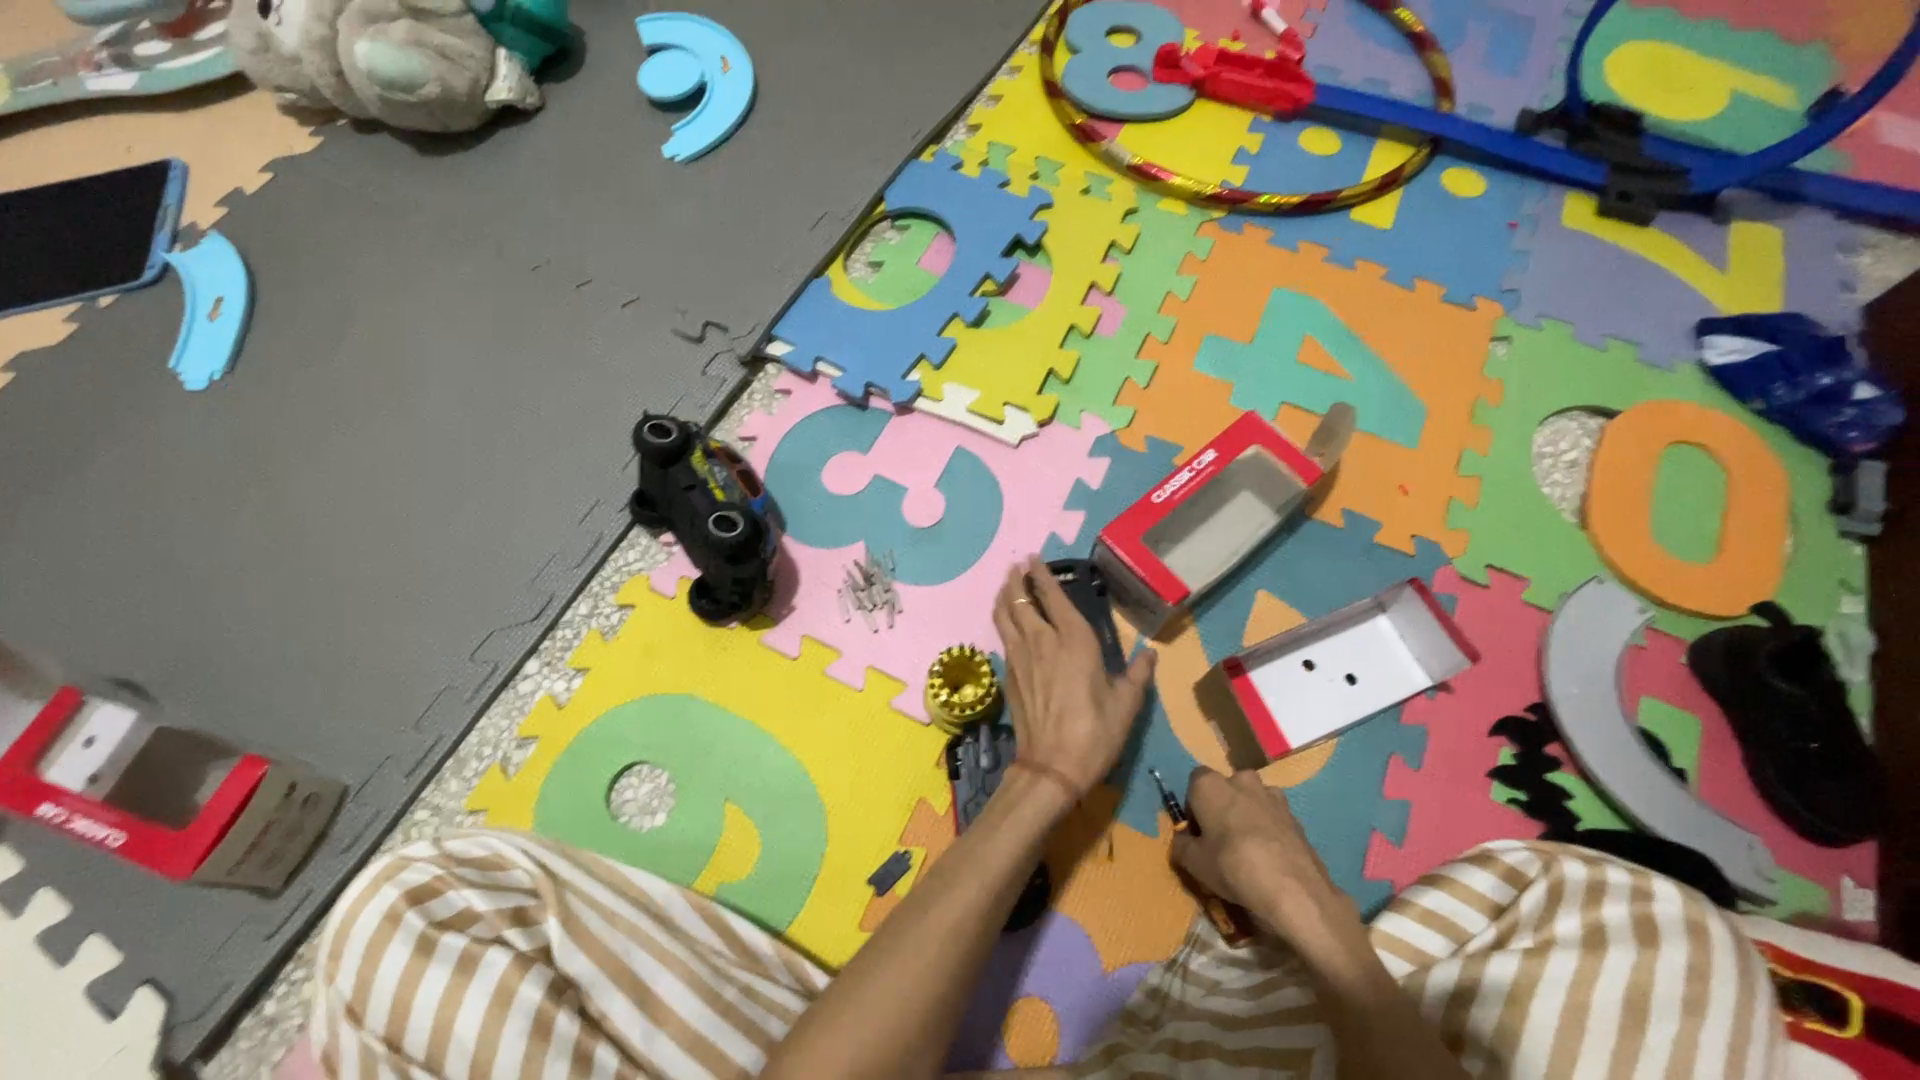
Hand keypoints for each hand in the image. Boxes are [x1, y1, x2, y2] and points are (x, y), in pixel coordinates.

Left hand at [993, 556, 1155, 799]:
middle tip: (1017, 566)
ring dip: (1005, 596)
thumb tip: (1150, 653)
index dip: (1041, 574)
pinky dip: (1002, 621)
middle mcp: (1042, 641)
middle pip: (1021, 600)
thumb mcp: (1126, 704)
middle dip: (1017, 579)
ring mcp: (1020, 658)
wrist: (1051, 767)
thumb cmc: (1095, 733)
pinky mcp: (1009, 676)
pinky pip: (1003, 637)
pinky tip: (1007, 623)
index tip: (1034, 557)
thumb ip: (1138, 674)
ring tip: (1007, 584)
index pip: (1052, 596)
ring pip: (1005, 616)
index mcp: (1074, 641)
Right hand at [1171, 767, 1352, 941]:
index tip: (1197, 832)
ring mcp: (1272, 795)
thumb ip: (1181, 844)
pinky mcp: (1295, 815)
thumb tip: (1184, 840)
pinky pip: (1273, 816)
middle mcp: (1241, 780)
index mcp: (1210, 784)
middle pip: (1225, 788)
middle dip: (1222, 807)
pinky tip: (1269, 857)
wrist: (1292, 889)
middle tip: (1221, 839)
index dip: (1193, 807)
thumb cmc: (1232, 866)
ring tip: (1248, 849)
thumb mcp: (1192, 862)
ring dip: (1247, 815)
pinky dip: (1269, 829)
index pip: (1193, 782)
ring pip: (1252, 800)